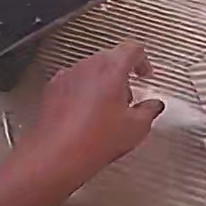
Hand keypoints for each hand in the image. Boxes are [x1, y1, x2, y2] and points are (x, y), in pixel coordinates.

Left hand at [15, 42, 163, 191]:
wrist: (56, 154)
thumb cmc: (91, 140)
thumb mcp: (135, 128)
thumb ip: (149, 110)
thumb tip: (153, 106)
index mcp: (111, 69)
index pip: (132, 50)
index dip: (143, 60)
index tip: (145, 73)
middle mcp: (87, 67)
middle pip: (109, 59)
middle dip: (121, 76)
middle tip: (128, 97)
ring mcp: (67, 76)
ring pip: (90, 71)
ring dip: (101, 84)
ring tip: (106, 112)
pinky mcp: (52, 89)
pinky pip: (73, 83)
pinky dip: (82, 93)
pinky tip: (85, 116)